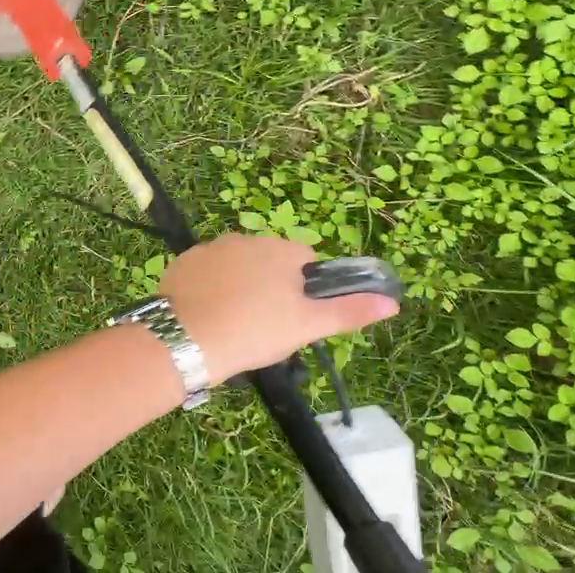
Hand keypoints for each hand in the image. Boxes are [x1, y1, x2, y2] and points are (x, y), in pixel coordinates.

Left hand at [159, 233, 398, 383]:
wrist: (189, 336)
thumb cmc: (256, 330)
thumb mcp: (309, 325)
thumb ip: (349, 311)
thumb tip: (391, 303)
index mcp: (277, 249)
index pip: (305, 258)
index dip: (307, 285)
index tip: (299, 312)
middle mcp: (242, 239)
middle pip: (270, 259)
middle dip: (275, 283)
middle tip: (271, 320)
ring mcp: (208, 248)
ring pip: (238, 264)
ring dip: (244, 283)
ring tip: (241, 319)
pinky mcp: (184, 261)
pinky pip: (209, 271)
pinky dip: (214, 286)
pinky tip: (213, 311)